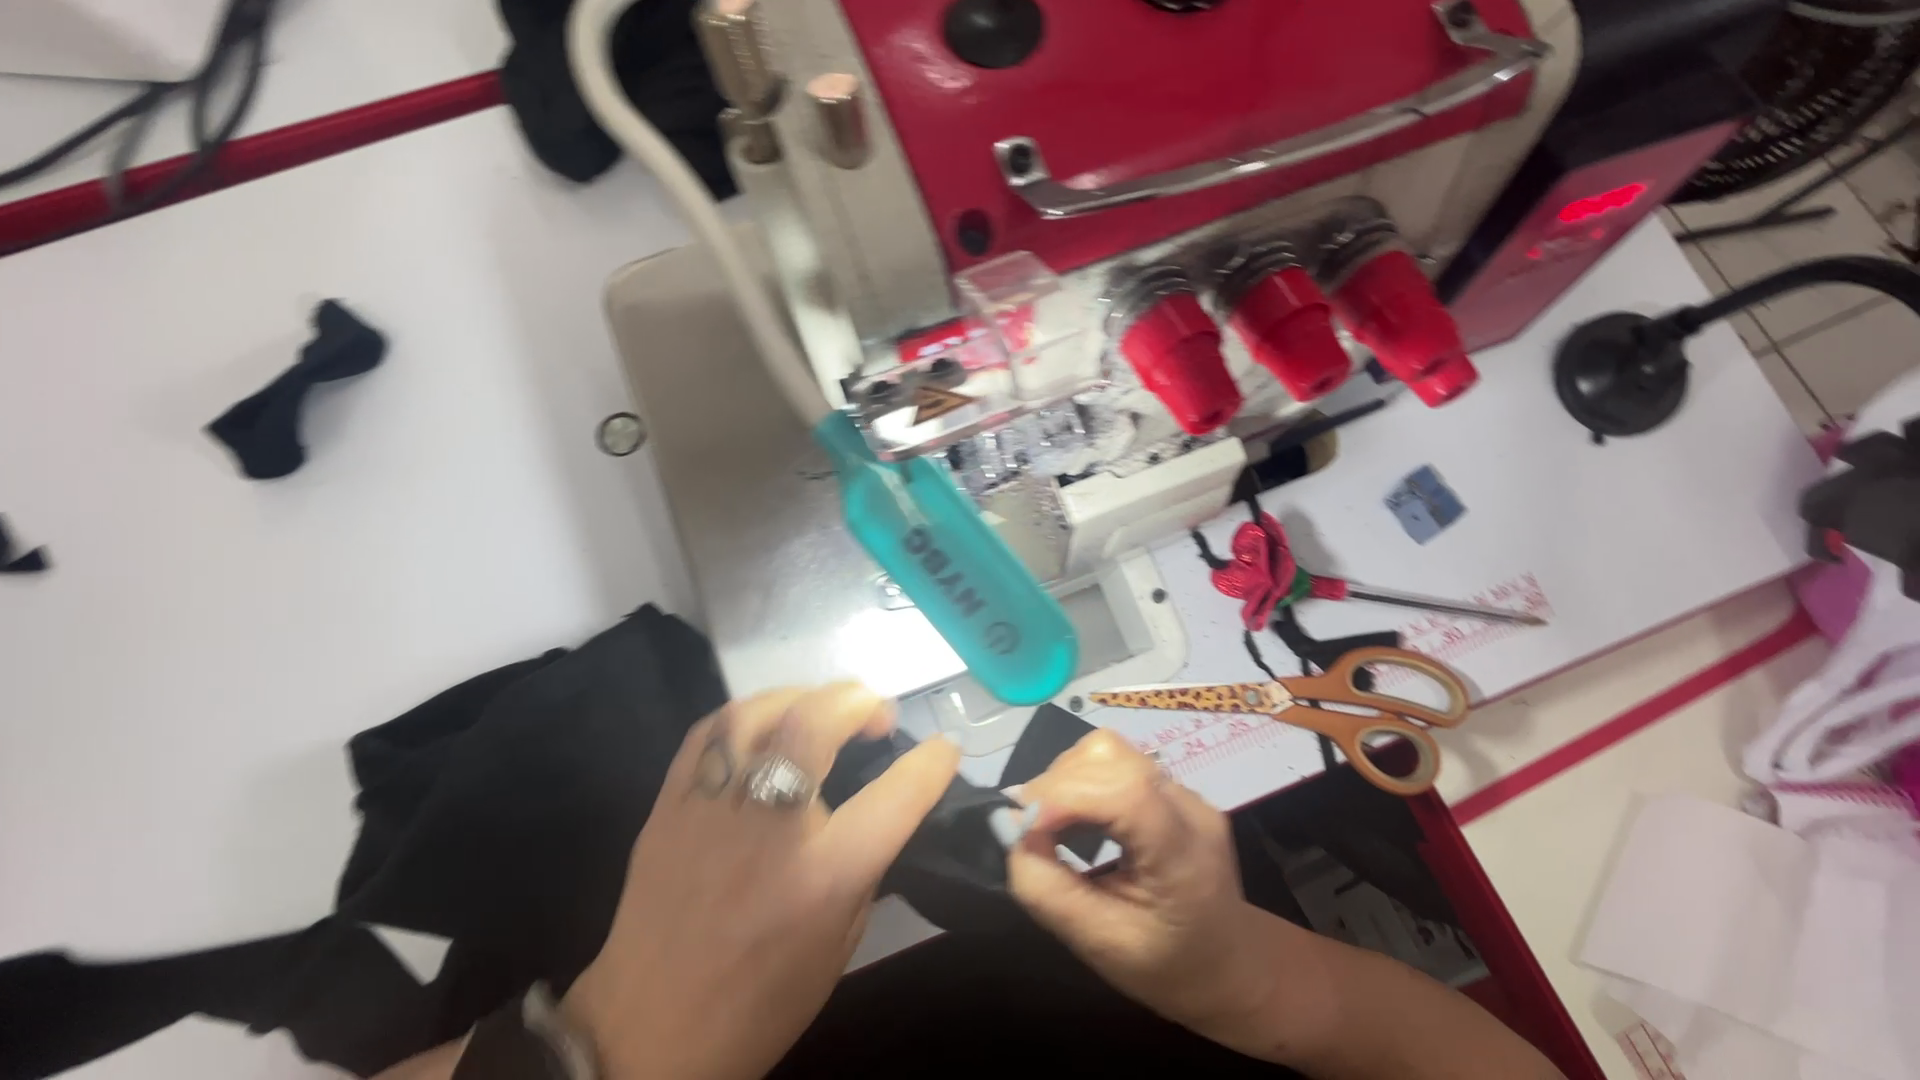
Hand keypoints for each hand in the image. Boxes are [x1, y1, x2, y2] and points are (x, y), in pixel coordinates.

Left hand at [561, 684, 959, 1079]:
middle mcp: (767, 829)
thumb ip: (865, 867)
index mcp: (822, 875)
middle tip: (877, 713)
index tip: (944, 749)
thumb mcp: (841, 941)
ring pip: (755, 714)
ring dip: (801, 696)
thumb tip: (884, 811)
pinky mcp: (668, 806)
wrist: (651, 1031)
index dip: (932, 763)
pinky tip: (764, 726)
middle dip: (858, 701)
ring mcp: (710, 809)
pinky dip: (745, 717)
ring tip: (821, 708)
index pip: (895, 795)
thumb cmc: (762, 1000)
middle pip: (814, 725)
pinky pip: (707, 734)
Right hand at [1003, 731, 1289, 1054]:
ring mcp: (1182, 791)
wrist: (1230, 966)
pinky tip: (1074, 817)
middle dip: (1055, 786)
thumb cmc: (1168, 968)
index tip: (1023, 827)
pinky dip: (1080, 780)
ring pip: (1108, 751)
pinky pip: (1114, 762)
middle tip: (1028, 829)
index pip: (1125, 794)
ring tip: (1051, 823)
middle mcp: (1188, 808)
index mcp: (1183, 855)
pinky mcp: (1169, 788)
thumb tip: (1010, 833)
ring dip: (1065, 778)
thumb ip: (1049, 890)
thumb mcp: (1100, 945)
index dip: (1064, 796)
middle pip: (1110, 758)